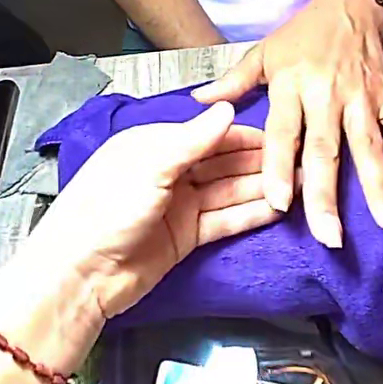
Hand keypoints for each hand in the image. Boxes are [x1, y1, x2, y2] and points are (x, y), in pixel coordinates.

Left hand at [18, 102, 275, 320]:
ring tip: (298, 186)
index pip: (205, 134)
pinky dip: (247, 215)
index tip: (279, 135)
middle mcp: (167, 171)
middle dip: (257, 162)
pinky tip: (276, 210)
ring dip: (259, 188)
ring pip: (226, 191)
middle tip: (299, 162)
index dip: (241, 135)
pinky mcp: (184, 236)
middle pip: (220, 162)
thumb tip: (227, 110)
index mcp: (152, 145)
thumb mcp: (151, 167)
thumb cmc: (106, 210)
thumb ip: (192, 141)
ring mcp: (176, 204)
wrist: (82, 273)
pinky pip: (222, 220)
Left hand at [193, 0, 382, 246]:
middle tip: (331, 237)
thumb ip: (232, 81)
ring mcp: (361, 97)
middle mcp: (325, 96)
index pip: (283, 133)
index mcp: (289, 86)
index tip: (279, 204)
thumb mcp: (261, 53)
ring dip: (381, 187)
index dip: (280, 168)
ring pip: (369, 147)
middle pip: (326, 149)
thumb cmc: (299, 34)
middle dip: (329, 195)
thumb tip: (198, 100)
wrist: (348, 4)